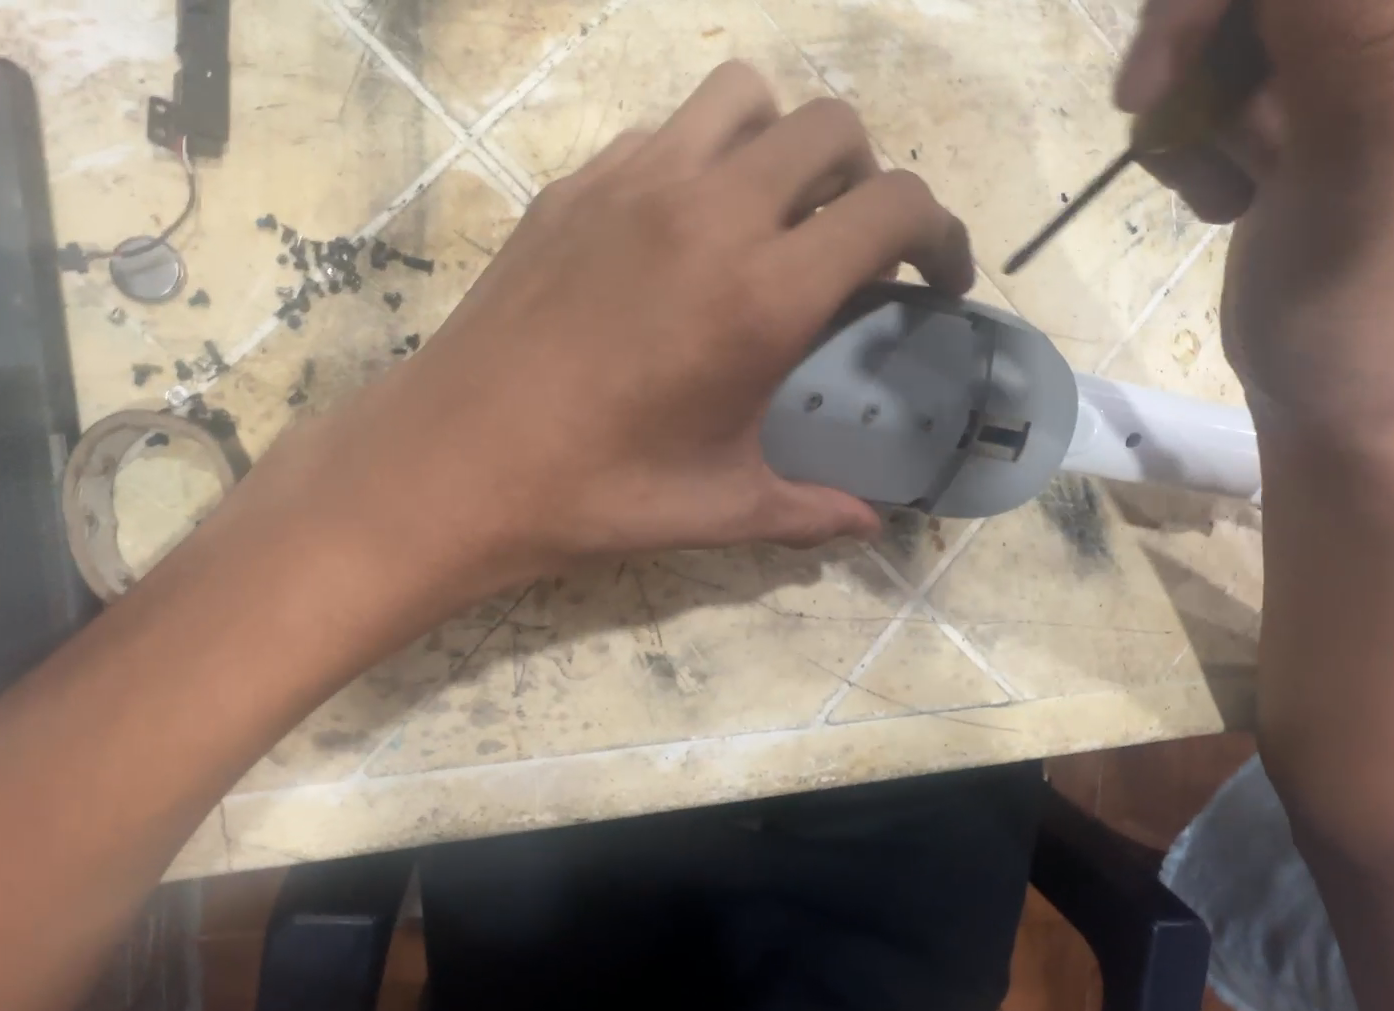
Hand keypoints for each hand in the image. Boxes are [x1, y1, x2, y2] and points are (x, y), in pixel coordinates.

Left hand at [256, 62, 972, 593]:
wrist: (453, 464)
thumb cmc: (593, 494)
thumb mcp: (717, 508)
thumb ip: (809, 511)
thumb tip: (870, 528)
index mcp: (762, 293)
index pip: (893, 206)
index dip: (940, 234)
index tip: (936, 281)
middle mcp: (708, 211)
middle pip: (832, 127)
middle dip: (868, 179)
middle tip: (851, 249)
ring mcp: (632, 182)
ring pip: (743, 99)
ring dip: (782, 144)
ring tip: (771, 215)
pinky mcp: (574, 185)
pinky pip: (664, 131)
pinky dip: (701, 158)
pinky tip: (681, 230)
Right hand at [1118, 0, 1393, 446]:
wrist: (1347, 413)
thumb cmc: (1380, 326)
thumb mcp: (1369, 188)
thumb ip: (1355, 44)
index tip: (1180, 46)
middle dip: (1216, 24)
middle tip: (1154, 100)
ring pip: (1256, 13)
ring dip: (1202, 90)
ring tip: (1221, 181)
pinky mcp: (1331, 98)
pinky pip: (1236, 65)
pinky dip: (1201, 125)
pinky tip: (1223, 191)